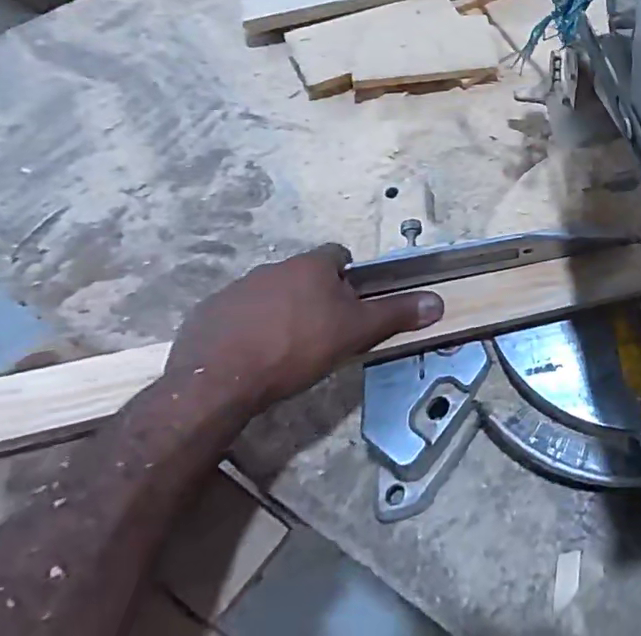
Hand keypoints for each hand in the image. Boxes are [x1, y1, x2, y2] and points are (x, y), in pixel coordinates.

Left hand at [166, 244, 443, 413]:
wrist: (216, 385)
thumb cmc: (297, 348)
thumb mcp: (357, 332)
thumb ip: (397, 313)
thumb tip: (437, 301)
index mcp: (311, 266)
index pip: (339, 255)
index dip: (349, 276)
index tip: (352, 302)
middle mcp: (272, 269)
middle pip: (303, 275)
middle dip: (314, 296)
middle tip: (324, 329)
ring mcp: (232, 292)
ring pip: (268, 295)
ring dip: (279, 312)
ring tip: (286, 348)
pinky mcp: (202, 317)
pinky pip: (234, 316)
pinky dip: (245, 330)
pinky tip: (250, 358)